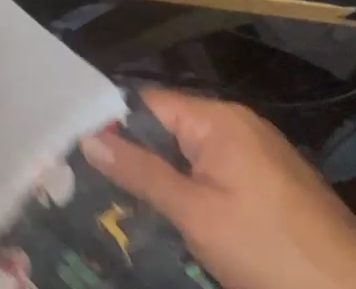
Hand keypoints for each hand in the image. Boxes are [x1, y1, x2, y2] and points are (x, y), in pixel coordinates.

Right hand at [80, 89, 355, 288]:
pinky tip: (180, 225)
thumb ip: (139, 171)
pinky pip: (217, 178)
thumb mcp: (195, 213)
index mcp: (220, 120)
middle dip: (137, 159)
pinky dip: (195, 196)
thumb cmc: (272, 252)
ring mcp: (262, 159)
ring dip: (165, 183)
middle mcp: (241, 127)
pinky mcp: (276, 190)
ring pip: (190, 159)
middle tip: (99, 189)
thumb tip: (87, 136)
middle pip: (167, 130)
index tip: (79, 154)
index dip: (111, 126)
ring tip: (131, 210)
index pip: (145, 104)